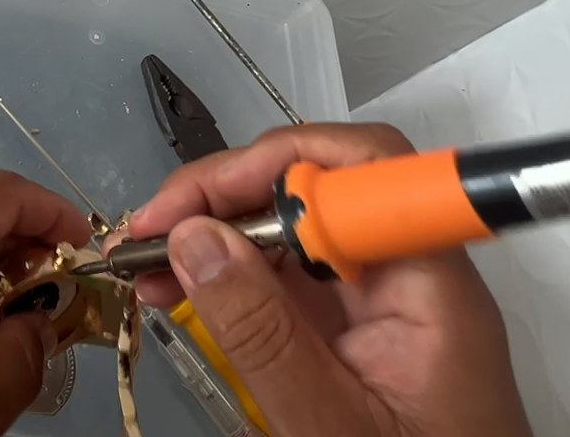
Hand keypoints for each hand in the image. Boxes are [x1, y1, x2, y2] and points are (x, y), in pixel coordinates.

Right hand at [128, 123, 532, 436]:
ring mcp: (369, 297)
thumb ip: (264, 336)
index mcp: (427, 285)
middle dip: (220, 194)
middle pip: (310, 183)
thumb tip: (190, 235)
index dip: (277, 160)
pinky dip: (218, 268)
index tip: (198, 204)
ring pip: (282, 221)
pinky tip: (172, 285)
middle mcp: (400, 272)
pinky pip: (273, 269)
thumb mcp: (332, 432)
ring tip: (142, 261)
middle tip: (147, 230)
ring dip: (206, 228)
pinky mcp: (341, 323)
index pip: (364, 166)